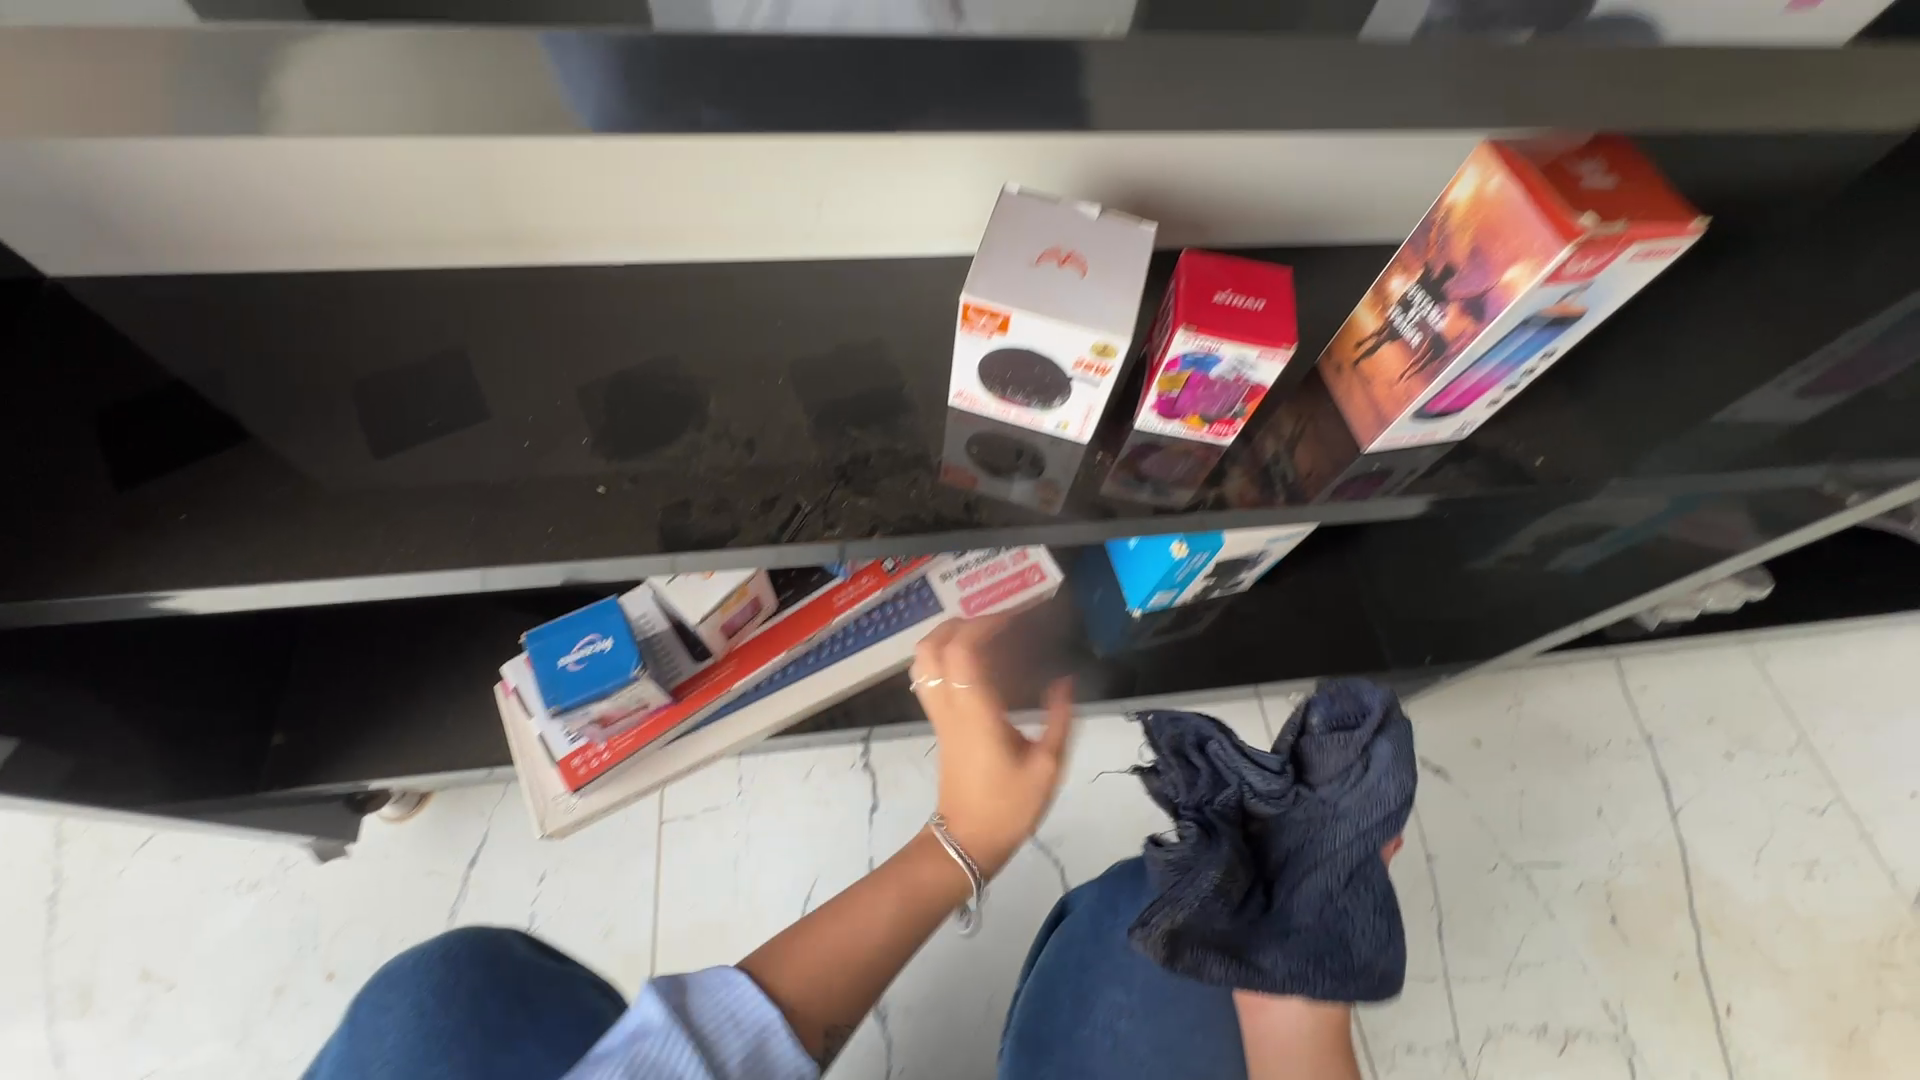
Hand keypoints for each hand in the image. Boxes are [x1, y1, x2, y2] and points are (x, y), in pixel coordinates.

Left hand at [910, 612, 1074, 879]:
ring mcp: (938, 713)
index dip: (986, 623)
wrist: (968, 841)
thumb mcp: (1047, 765)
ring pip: (923, 659)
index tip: (1016, 616)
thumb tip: (1066, 680)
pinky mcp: (939, 722)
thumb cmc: (1009, 806)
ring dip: (948, 635)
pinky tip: (977, 661)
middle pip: (933, 645)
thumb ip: (1058, 717)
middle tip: (1000, 621)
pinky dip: (946, 655)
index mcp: (975, 710)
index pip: (964, 649)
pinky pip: (930, 675)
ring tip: (985, 633)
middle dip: (963, 621)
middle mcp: (949, 704)